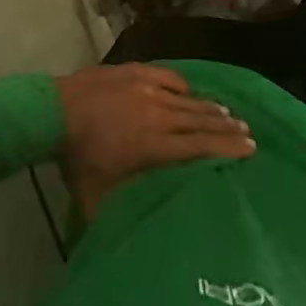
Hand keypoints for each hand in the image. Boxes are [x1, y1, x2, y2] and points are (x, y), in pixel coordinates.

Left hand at [55, 64, 253, 218]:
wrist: (56, 110)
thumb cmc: (78, 156)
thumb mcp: (97, 195)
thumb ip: (115, 214)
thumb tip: (124, 235)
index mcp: (154, 145)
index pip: (199, 146)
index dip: (226, 147)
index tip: (250, 147)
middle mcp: (159, 114)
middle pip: (199, 120)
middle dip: (226, 126)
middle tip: (247, 129)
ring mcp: (147, 89)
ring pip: (187, 99)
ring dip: (209, 106)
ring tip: (228, 111)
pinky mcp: (135, 71)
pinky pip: (168, 76)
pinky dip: (182, 85)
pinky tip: (189, 89)